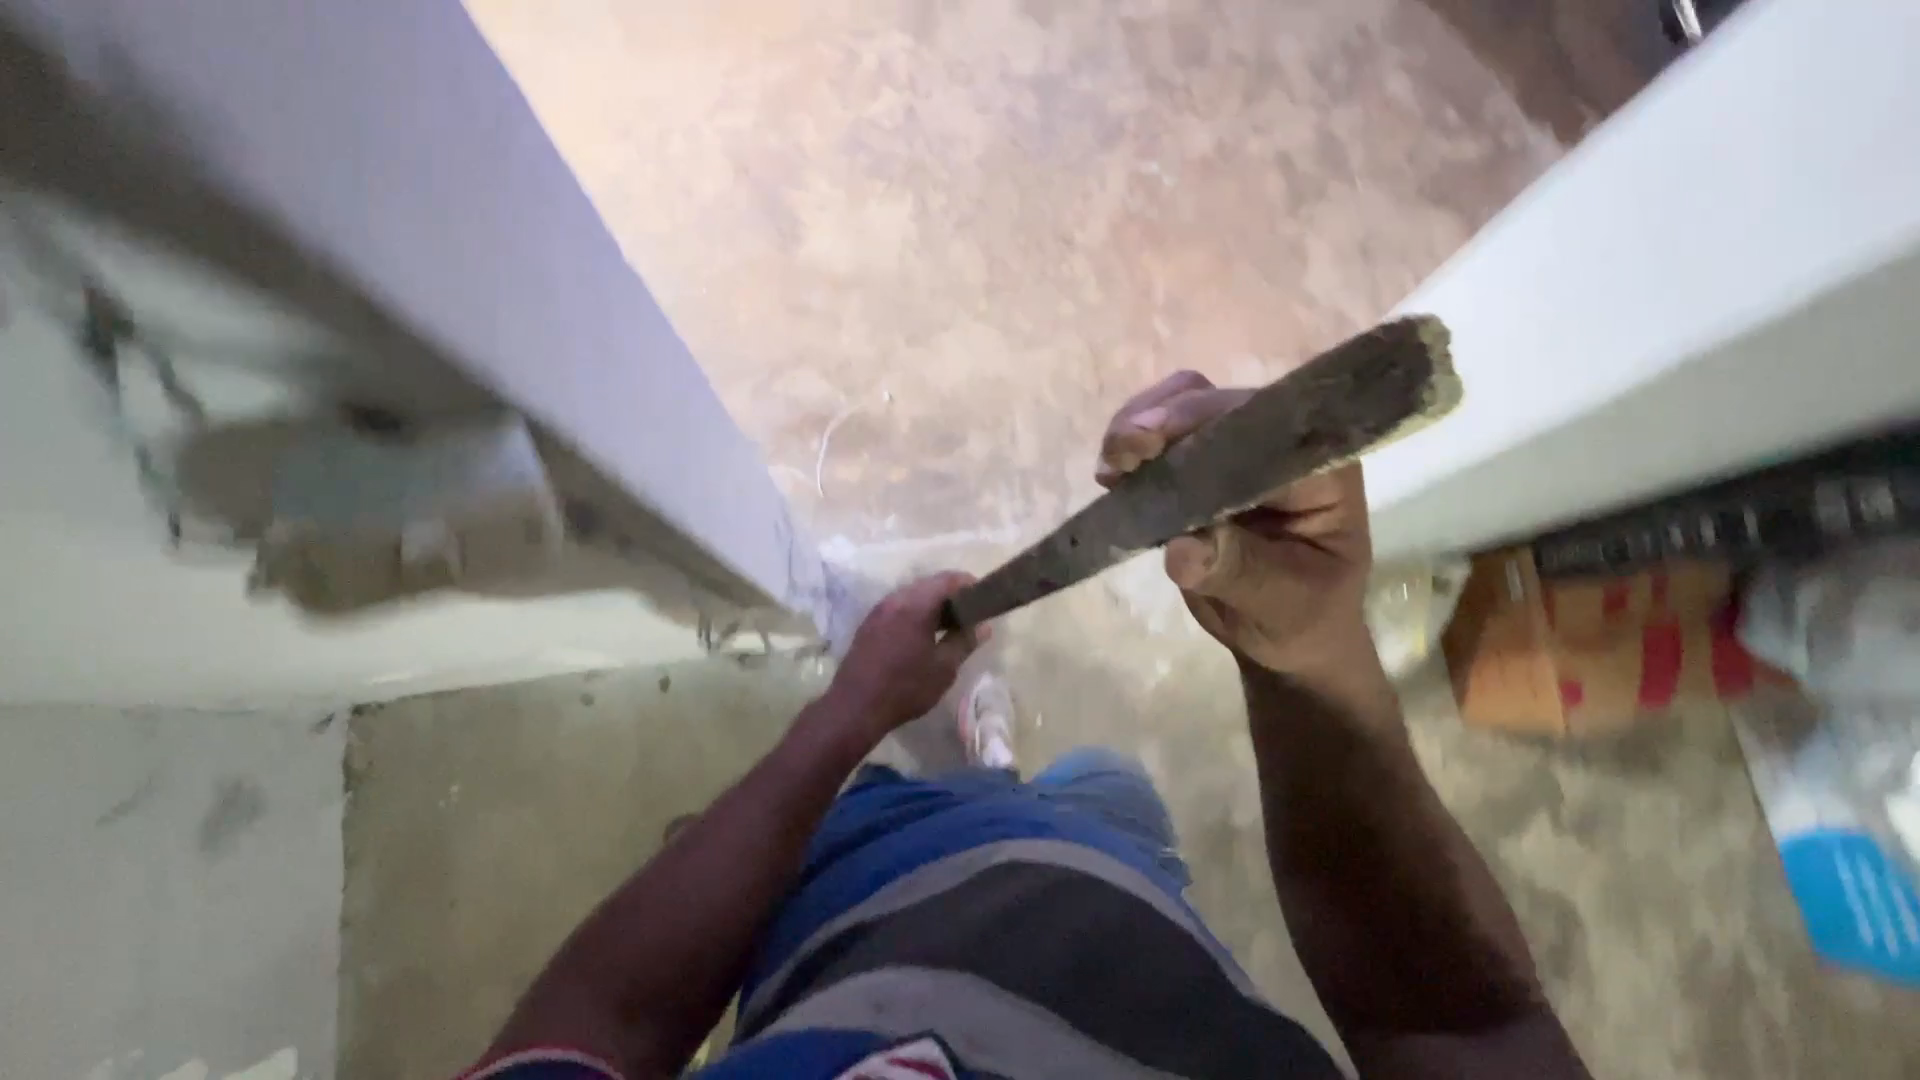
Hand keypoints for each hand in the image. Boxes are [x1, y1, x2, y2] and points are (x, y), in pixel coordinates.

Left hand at [824, 572, 987, 739]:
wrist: (855, 707)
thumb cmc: (905, 688)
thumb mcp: (943, 668)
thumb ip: (965, 642)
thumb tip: (984, 626)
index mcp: (915, 605)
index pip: (947, 579)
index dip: (969, 584)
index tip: (984, 598)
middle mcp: (895, 599)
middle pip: (929, 584)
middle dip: (952, 594)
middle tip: (970, 614)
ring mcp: (878, 611)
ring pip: (912, 595)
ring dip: (933, 604)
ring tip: (950, 625)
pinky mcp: (869, 624)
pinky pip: (898, 607)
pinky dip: (916, 612)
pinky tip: (924, 634)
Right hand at [1097, 370, 1373, 674]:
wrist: (1283, 636)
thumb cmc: (1301, 619)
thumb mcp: (1282, 604)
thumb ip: (1238, 572)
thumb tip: (1181, 549)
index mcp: (1316, 468)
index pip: (1262, 423)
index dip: (1204, 420)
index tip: (1151, 438)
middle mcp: (1275, 448)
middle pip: (1215, 402)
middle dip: (1161, 417)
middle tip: (1121, 454)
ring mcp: (1232, 454)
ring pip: (1180, 408)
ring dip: (1137, 427)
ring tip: (1110, 469)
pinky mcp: (1195, 471)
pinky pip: (1159, 440)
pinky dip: (1130, 451)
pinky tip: (1110, 479)